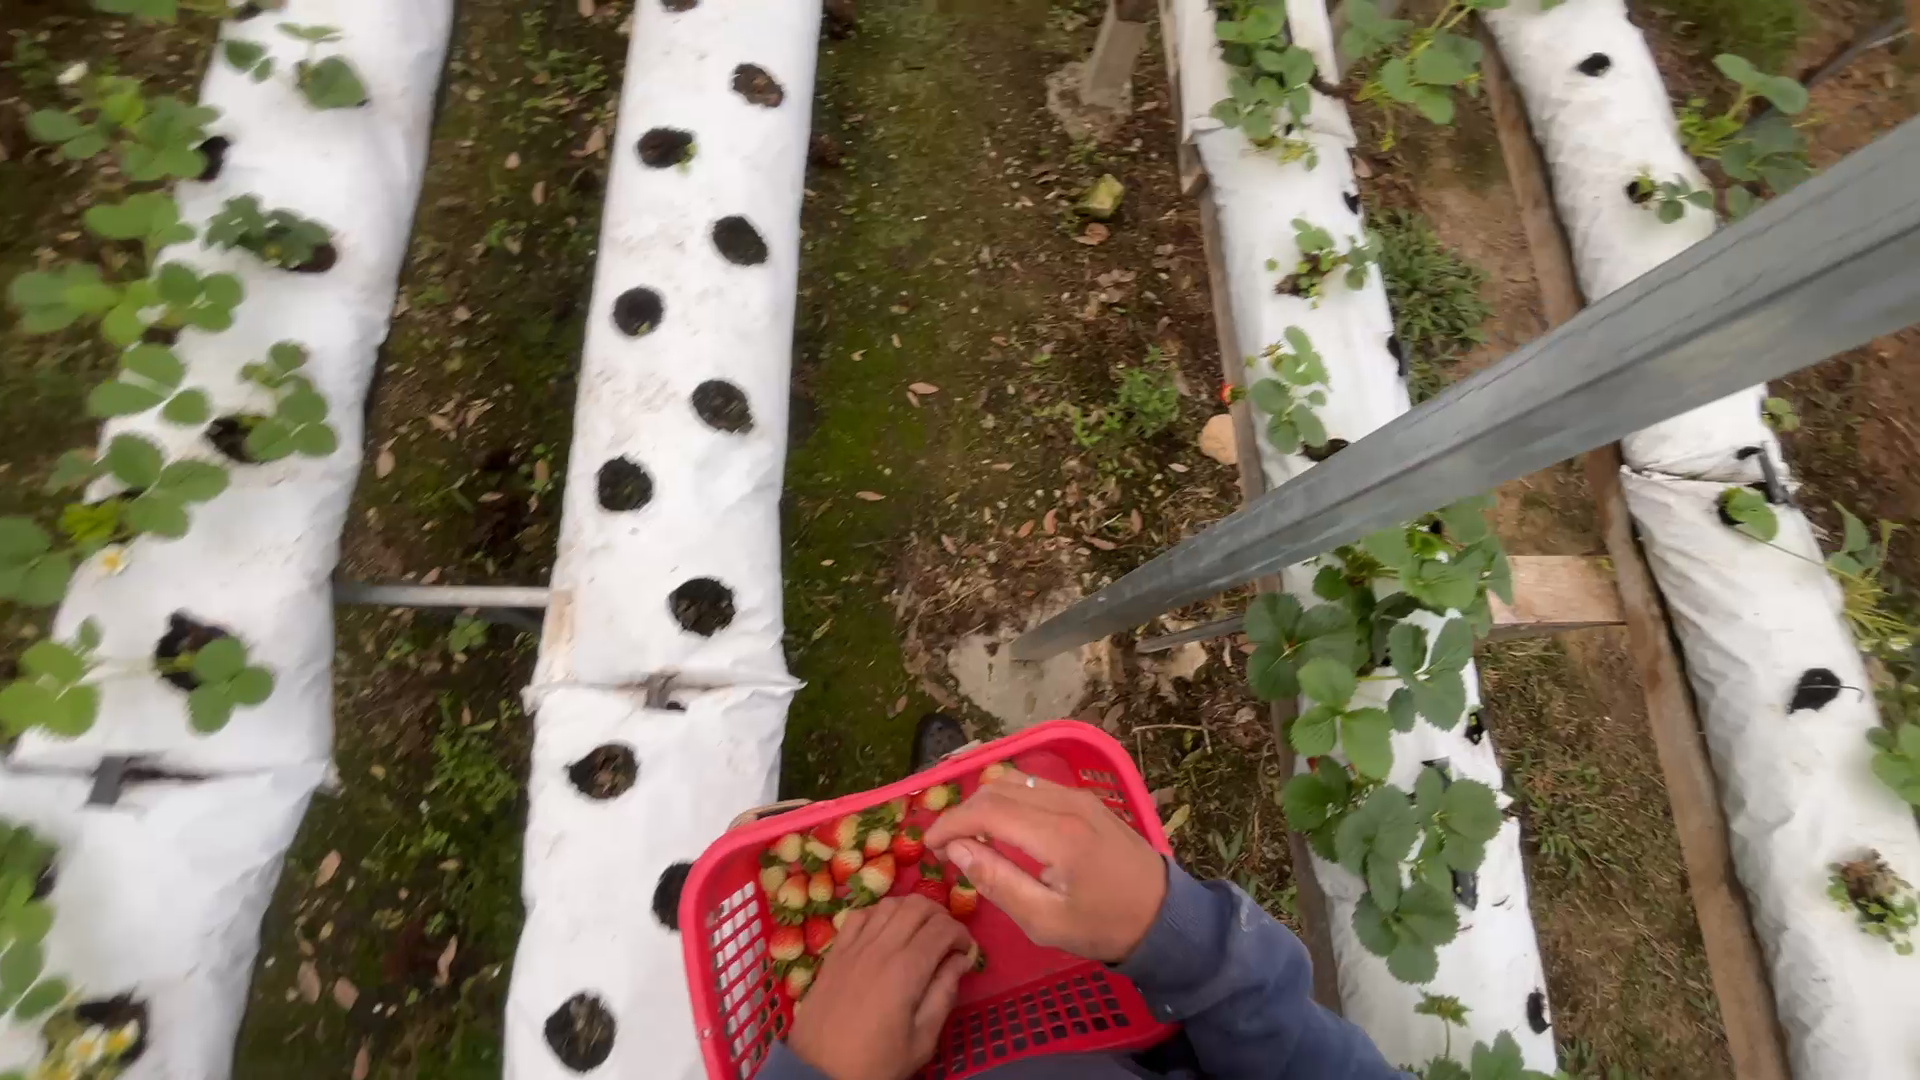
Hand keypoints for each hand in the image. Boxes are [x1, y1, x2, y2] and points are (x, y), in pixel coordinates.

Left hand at [785, 895, 975, 1079]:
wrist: (819, 1074)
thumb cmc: (876, 1064)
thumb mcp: (921, 1041)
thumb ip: (944, 994)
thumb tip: (961, 959)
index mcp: (906, 970)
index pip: (943, 928)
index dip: (961, 934)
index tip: (966, 951)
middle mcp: (882, 947)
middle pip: (918, 906)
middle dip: (941, 915)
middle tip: (947, 938)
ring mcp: (856, 945)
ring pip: (890, 903)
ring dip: (912, 909)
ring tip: (920, 930)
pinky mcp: (836, 949)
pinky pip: (861, 913)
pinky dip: (880, 912)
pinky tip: (886, 929)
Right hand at [923, 770, 1166, 963]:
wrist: (1165, 916)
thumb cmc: (1103, 925)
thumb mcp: (1045, 921)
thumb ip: (997, 881)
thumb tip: (956, 850)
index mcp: (1057, 834)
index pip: (987, 811)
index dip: (951, 823)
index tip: (927, 845)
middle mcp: (1066, 802)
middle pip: (997, 788)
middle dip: (963, 812)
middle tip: (945, 844)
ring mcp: (1077, 795)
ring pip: (1014, 780)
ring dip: (984, 801)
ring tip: (969, 835)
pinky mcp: (1084, 798)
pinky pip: (1033, 785)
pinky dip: (1007, 798)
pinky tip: (1001, 825)